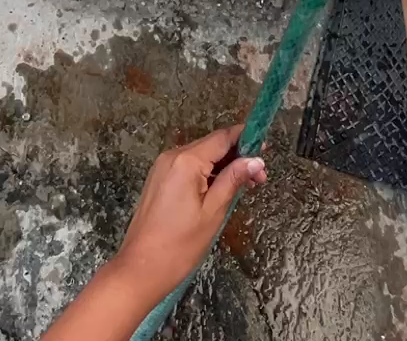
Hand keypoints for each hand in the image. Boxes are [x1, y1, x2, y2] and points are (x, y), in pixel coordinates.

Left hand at [106, 125, 266, 303]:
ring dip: (223, 166)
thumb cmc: (180, 244)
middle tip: (259, 177)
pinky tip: (221, 187)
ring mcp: (163, 166)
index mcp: (186, 160)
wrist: (141, 267)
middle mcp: (173, 155)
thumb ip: (233, 181)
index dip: (245, 139)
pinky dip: (207, 173)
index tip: (264, 147)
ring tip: (245, 185)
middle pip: (211, 145)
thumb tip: (256, 160)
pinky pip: (188, 166)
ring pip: (200, 156)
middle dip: (237, 156)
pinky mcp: (160, 178)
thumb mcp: (213, 212)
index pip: (221, 138)